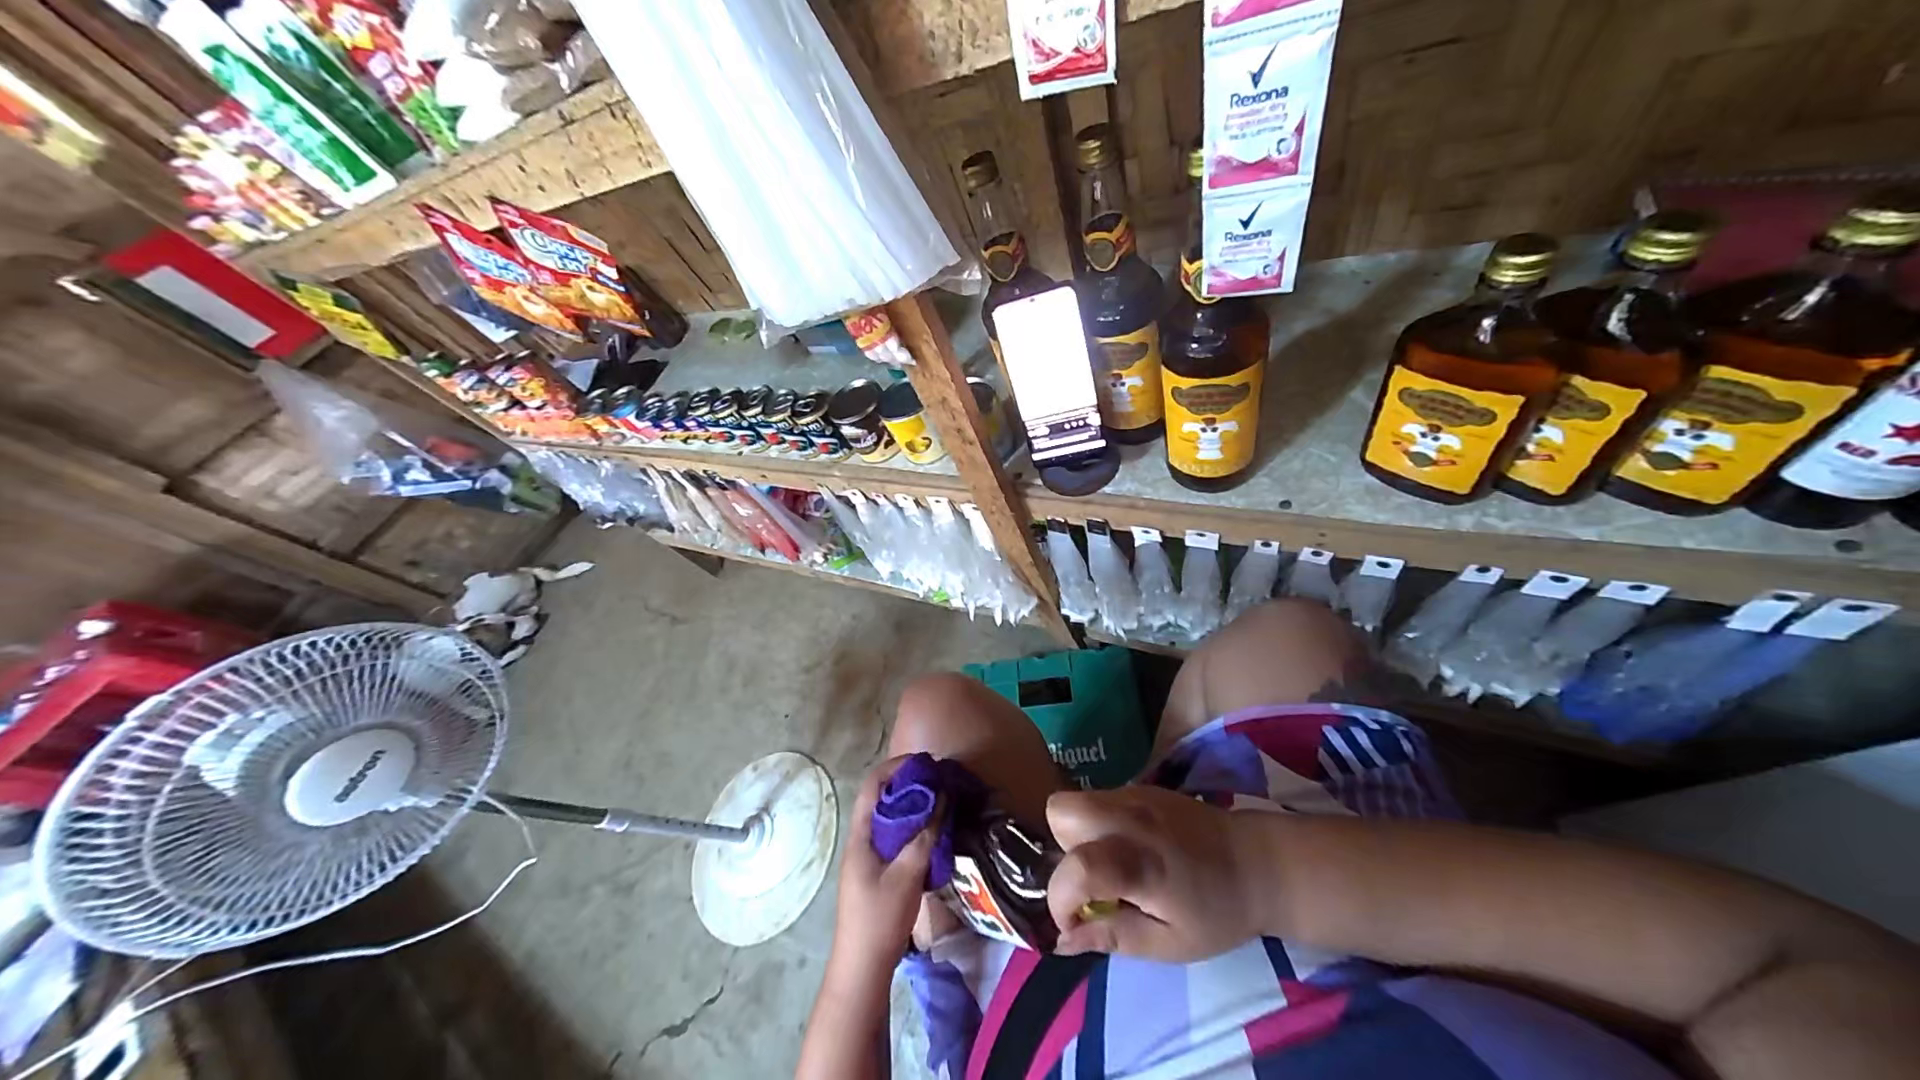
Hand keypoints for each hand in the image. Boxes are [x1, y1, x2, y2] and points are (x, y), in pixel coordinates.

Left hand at [833, 755, 940, 967]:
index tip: (925, 762)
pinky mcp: (879, 872)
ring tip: (941, 801)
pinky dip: (914, 828)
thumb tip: (941, 802)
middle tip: (940, 781)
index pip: (873, 786)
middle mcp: (862, 840)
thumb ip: (923, 838)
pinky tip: (934, 834)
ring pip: (891, 819)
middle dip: (909, 784)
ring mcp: (869, 857)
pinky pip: (897, 838)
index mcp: (861, 835)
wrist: (862, 966)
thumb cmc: (879, 919)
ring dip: (913, 806)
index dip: (896, 767)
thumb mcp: (906, 876)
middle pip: (882, 799)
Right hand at [1045, 787, 1264, 961]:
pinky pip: (1097, 798)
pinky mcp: (1140, 786)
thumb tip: (1062, 940)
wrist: (1260, 862)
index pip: (1077, 869)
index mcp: (1141, 864)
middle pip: (1061, 811)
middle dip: (1061, 847)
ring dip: (1078, 834)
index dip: (1061, 899)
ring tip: (1111, 863)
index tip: (1074, 922)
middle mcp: (1131, 819)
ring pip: (1076, 800)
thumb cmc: (1218, 912)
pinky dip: (1097, 822)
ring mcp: (1135, 794)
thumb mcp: (1170, 944)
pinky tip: (1130, 847)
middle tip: (1092, 878)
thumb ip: (1113, 937)